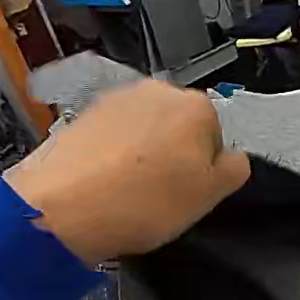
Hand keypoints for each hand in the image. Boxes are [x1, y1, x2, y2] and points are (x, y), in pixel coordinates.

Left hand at [4, 79, 250, 262]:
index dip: (208, 167)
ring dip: (147, 154)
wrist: (63, 209)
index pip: (217, 136)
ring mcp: (115, 98)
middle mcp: (157, 90)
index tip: (192, 191)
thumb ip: (235, 168)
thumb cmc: (147, 203)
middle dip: (178, 154)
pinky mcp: (82, 113)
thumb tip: (230, 157)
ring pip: (147, 130)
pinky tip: (109, 183)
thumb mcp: (212, 195)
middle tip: (165, 192)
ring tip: (134, 190)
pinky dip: (117, 155)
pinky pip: (116, 135)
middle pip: (182, 127)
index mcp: (196, 106)